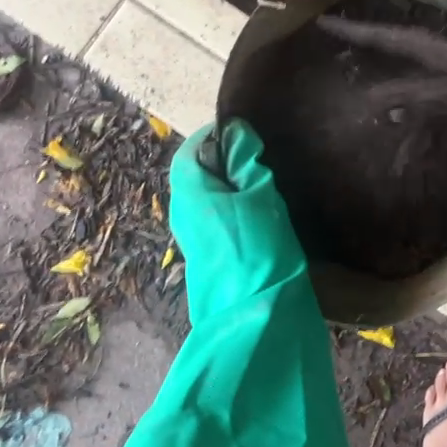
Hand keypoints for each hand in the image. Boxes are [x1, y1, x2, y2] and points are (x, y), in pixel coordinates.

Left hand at [170, 120, 306, 318]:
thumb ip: (246, 161)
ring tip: (264, 184)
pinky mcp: (206, 254)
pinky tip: (259, 214)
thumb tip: (235, 134)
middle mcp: (182, 211)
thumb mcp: (261, 194)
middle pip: (198, 173)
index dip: (217, 136)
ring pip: (208, 197)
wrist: (254, 312)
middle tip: (261, 158)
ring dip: (232, 186)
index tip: (248, 135)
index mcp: (189, 191)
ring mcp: (191, 236)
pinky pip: (215, 217)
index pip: (193, 149)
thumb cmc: (257, 245)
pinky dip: (233, 207)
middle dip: (226, 161)